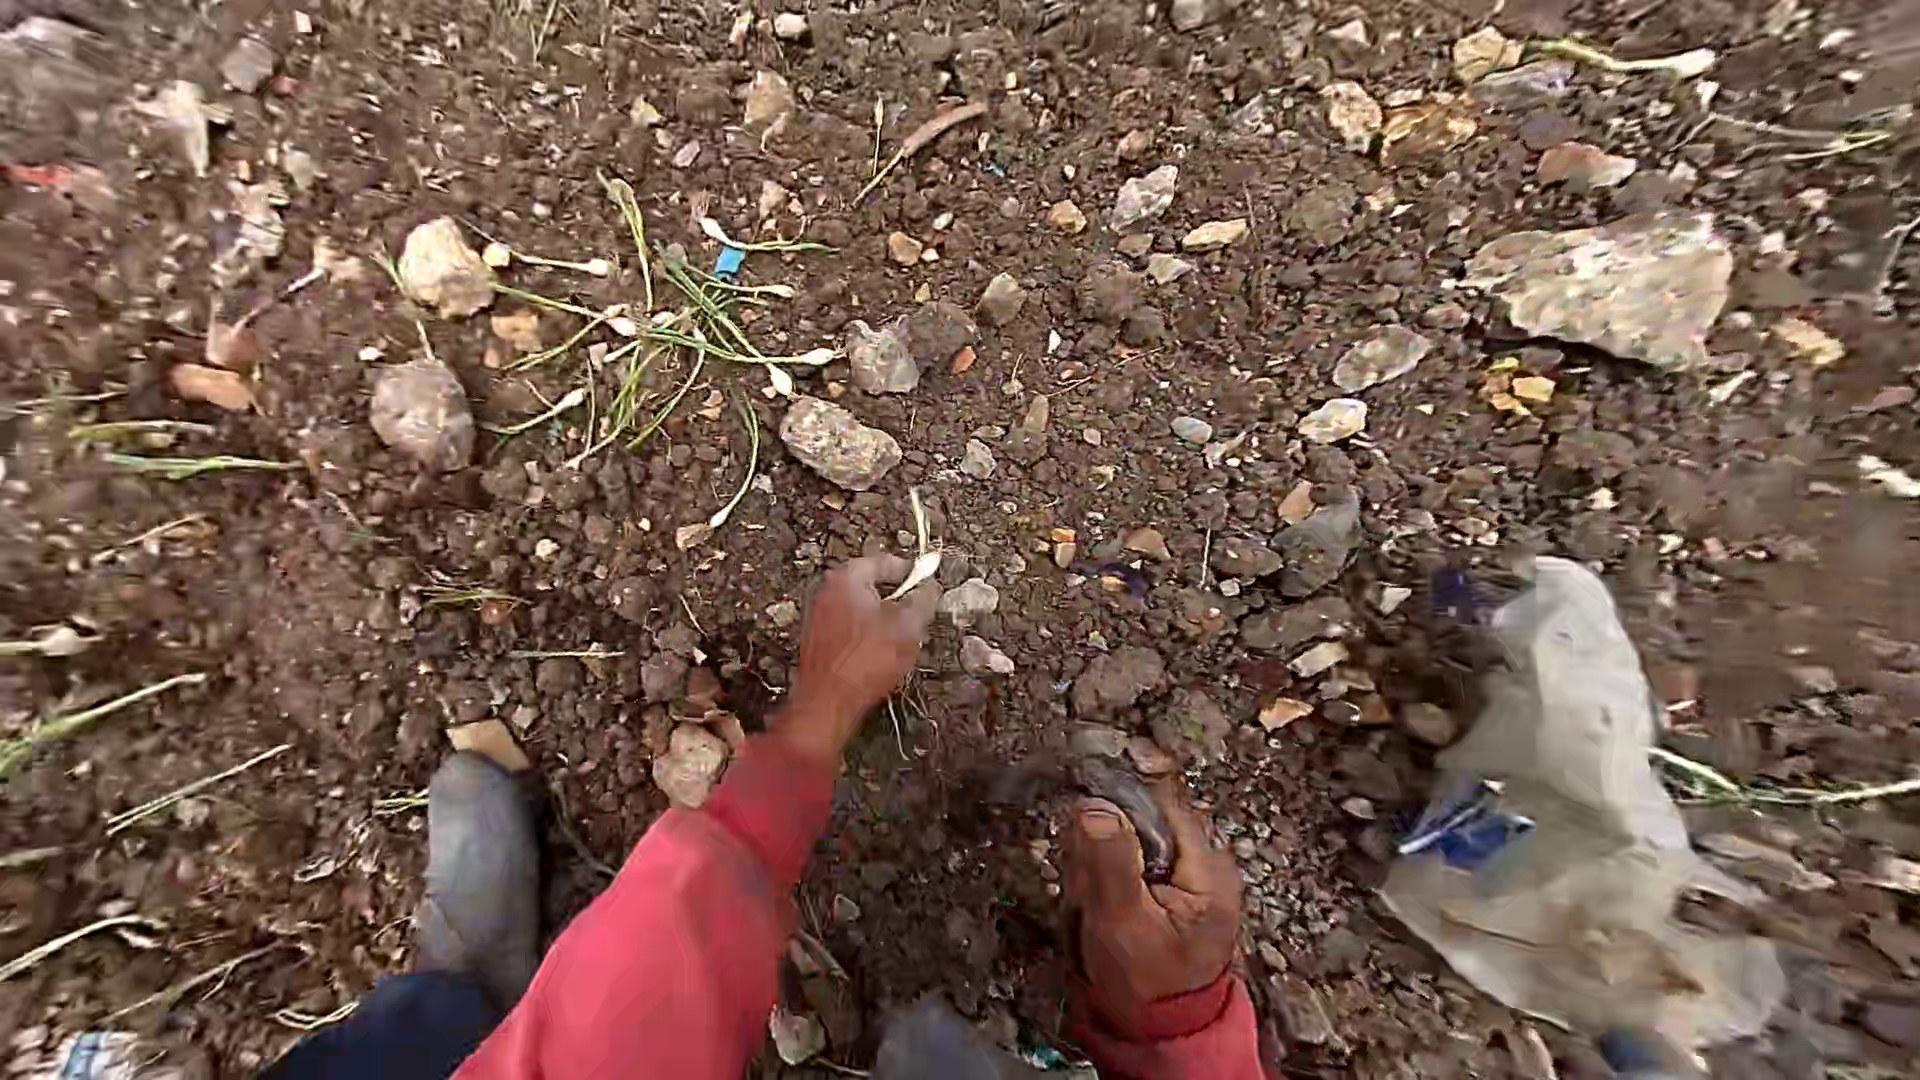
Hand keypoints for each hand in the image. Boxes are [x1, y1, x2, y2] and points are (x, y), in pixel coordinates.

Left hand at [777, 555, 940, 766]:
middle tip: (918, 609)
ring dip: (882, 614)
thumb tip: (931, 587)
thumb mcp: (907, 627)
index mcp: (848, 578)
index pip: (884, 561)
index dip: (911, 571)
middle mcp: (828, 590)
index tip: (927, 582)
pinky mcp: (817, 639)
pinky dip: (867, 630)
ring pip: (860, 605)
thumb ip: (923, 601)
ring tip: (903, 633)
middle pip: (870, 583)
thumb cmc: (866, 661)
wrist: (827, 703)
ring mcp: (819, 614)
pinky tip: (881, 650)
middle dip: (897, 595)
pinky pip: (849, 624)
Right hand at [1065, 788, 1240, 1036]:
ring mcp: (1183, 869)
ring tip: (1095, 901)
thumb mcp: (1122, 922)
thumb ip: (1111, 861)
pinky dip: (1102, 874)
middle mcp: (1200, 859)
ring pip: (1123, 835)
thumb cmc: (1143, 984)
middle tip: (1090, 886)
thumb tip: (1097, 805)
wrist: (1151, 1030)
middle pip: (1135, 817)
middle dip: (1102, 847)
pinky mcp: (1163, 878)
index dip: (1115, 813)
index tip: (1087, 837)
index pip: (1154, 804)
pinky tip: (1099, 903)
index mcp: (1207, 867)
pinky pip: (1121, 855)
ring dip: (1098, 862)